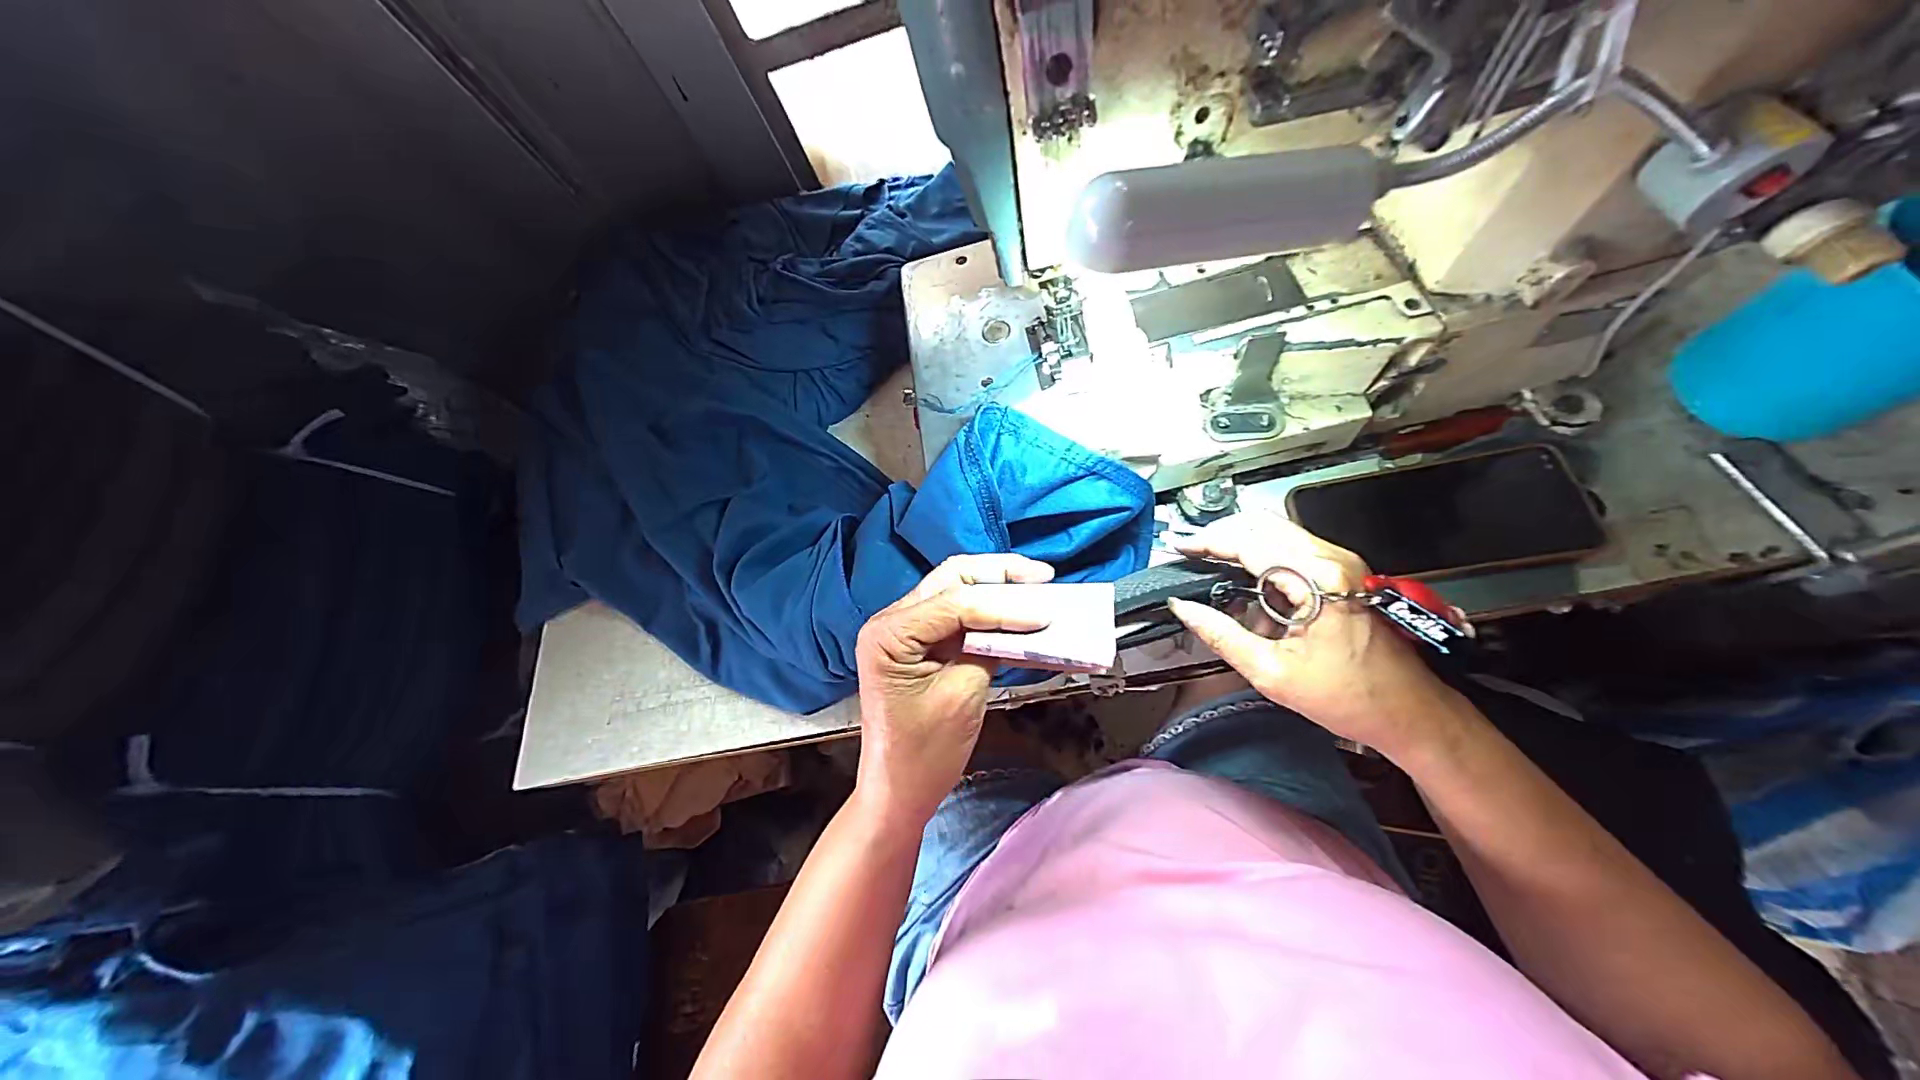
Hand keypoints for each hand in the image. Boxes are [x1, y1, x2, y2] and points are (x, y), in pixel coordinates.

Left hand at [853, 554, 1055, 822]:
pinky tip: (1017, 617)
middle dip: (998, 576)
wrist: (899, 791)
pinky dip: (989, 615)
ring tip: (1036, 589)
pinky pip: (958, 618)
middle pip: (952, 580)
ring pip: (956, 592)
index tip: (1044, 614)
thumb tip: (1020, 623)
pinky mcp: (921, 646)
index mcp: (889, 633)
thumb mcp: (961, 695)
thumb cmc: (922, 753)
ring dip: (996, 590)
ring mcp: (905, 632)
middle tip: (1041, 578)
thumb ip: (988, 649)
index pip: (954, 602)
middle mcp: (892, 622)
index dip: (1003, 606)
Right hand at [1166, 514, 1465, 757]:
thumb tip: (1187, 610)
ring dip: (1242, 545)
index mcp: (1317, 580)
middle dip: (1222, 536)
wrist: (1410, 711)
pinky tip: (1250, 588)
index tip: (1182, 547)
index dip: (1208, 541)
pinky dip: (1265, 560)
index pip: (1248, 542)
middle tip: (1193, 553)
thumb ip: (1221, 635)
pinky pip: (1295, 551)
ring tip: (1215, 569)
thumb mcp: (1271, 673)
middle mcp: (1334, 562)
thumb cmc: (1356, 696)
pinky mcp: (1346, 575)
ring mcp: (1343, 565)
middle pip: (1263, 525)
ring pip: (1278, 533)